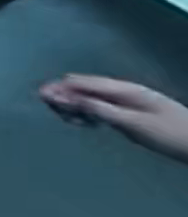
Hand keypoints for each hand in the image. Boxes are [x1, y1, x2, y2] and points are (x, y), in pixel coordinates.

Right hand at [40, 74, 187, 163]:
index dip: (56, 88)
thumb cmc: (172, 135)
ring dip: (74, 106)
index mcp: (122, 89)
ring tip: (79, 123)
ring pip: (85, 96)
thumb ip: (92, 107)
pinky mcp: (128, 110)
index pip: (77, 81)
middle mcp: (122, 90)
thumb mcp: (130, 122)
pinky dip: (87, 111)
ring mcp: (126, 100)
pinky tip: (91, 123)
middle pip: (78, 86)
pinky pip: (97, 104)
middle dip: (63, 98)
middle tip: (64, 118)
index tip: (43, 102)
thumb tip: (54, 95)